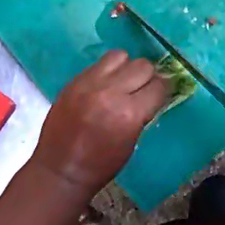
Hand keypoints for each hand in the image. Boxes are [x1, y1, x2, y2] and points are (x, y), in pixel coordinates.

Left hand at [31, 50, 167, 196]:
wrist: (61, 169)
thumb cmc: (101, 164)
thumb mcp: (132, 141)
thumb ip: (143, 113)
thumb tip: (154, 93)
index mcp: (129, 113)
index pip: (159, 86)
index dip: (163, 90)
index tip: (161, 95)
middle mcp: (111, 92)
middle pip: (142, 65)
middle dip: (147, 77)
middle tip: (142, 89)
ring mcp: (89, 83)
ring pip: (120, 55)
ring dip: (126, 67)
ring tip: (122, 82)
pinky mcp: (74, 81)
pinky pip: (98, 63)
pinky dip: (106, 71)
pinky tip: (104, 86)